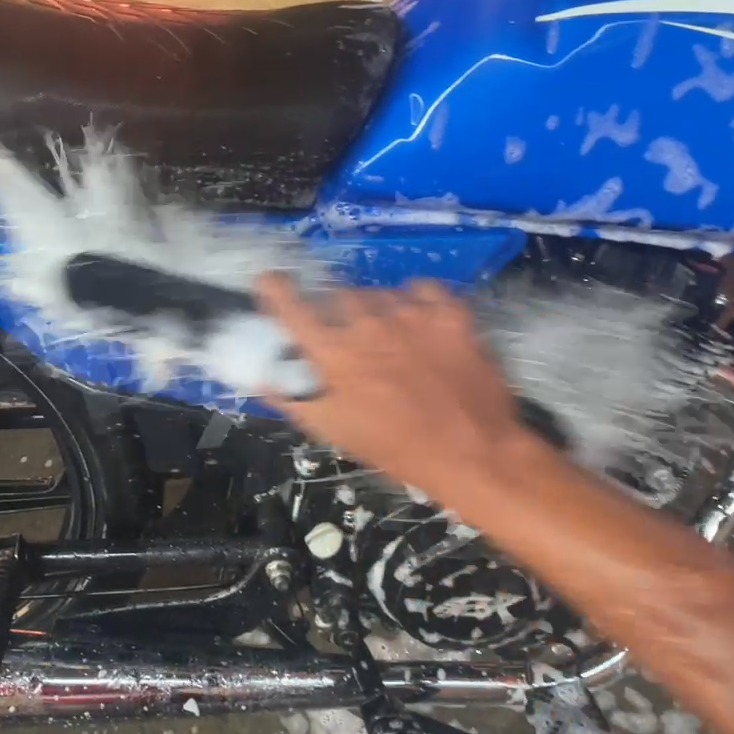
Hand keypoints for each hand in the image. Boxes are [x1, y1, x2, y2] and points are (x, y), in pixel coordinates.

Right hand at [255, 274, 558, 503]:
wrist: (472, 452)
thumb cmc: (395, 446)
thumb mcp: (333, 429)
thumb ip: (291, 398)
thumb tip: (261, 375)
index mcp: (334, 352)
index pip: (290, 306)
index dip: (274, 289)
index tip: (269, 281)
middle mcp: (367, 323)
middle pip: (336, 295)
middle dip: (334, 310)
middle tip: (346, 335)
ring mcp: (411, 313)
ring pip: (378, 292)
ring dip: (374, 308)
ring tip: (388, 335)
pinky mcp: (449, 312)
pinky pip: (422, 288)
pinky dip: (414, 298)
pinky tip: (418, 319)